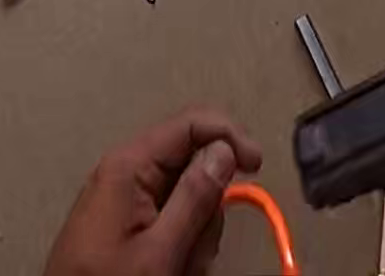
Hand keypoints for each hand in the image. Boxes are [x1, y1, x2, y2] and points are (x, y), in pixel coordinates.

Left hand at [43, 108, 263, 275]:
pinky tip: (171, 270)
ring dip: (194, 234)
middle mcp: (128, 169)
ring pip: (185, 195)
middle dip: (206, 206)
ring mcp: (126, 197)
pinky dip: (180, 245)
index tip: (258, 165)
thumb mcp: (158, 254)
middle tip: (195, 253)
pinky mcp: (126, 223)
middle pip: (191, 162)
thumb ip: (194, 197)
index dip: (229, 134)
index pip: (190, 123)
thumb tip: (224, 148)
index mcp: (130, 163)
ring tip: (177, 270)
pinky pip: (169, 218)